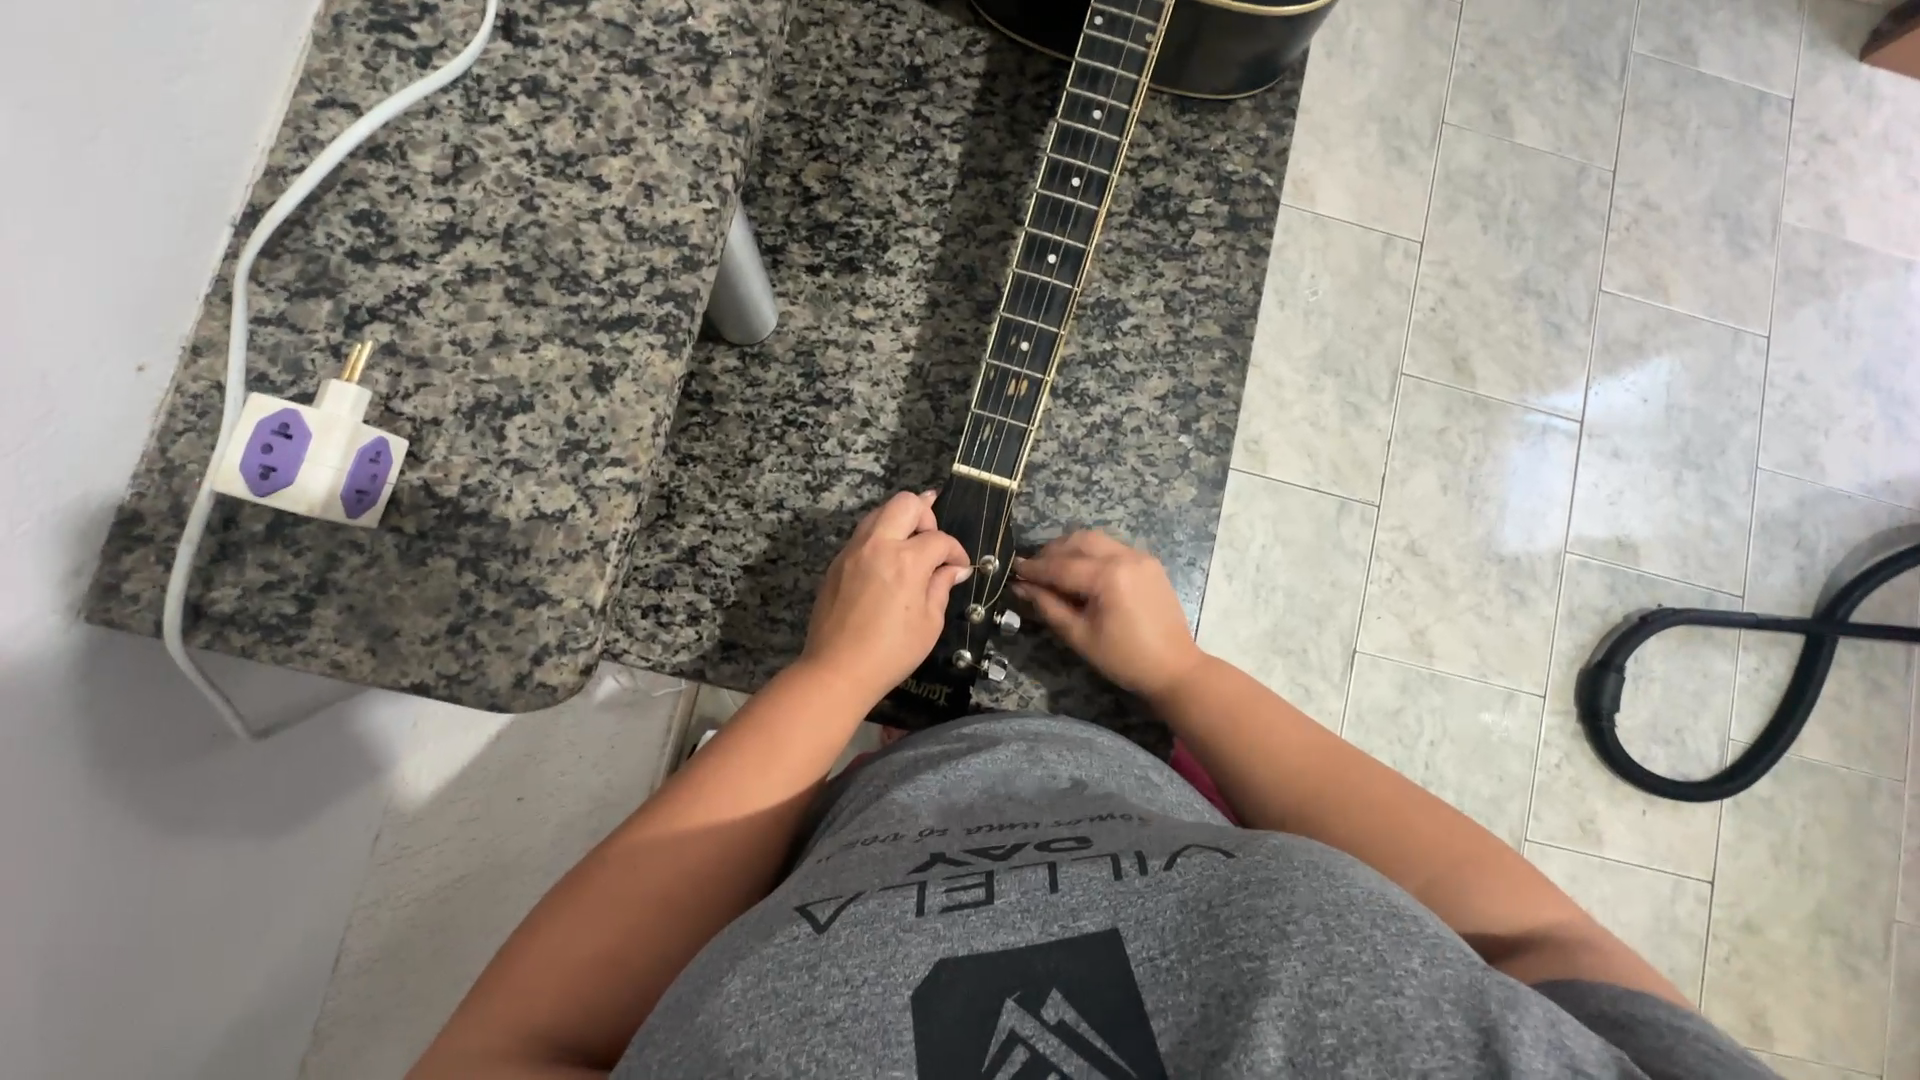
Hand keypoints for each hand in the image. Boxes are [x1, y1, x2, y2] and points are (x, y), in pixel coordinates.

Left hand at [802, 491, 972, 702]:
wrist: (837, 669)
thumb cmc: (891, 652)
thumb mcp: (930, 623)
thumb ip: (941, 587)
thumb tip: (953, 570)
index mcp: (906, 561)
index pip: (939, 539)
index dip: (956, 552)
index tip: (960, 567)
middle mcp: (878, 545)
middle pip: (906, 503)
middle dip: (926, 515)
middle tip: (931, 542)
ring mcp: (853, 551)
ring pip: (879, 512)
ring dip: (899, 522)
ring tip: (911, 546)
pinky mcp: (837, 563)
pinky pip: (862, 536)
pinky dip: (880, 540)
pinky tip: (887, 565)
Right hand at [1010, 530, 1205, 700]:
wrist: (1175, 668)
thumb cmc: (1124, 659)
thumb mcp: (1079, 636)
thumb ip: (1048, 606)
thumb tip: (1021, 587)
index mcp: (1109, 577)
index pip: (1061, 566)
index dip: (1034, 568)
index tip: (1012, 569)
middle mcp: (1126, 557)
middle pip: (1078, 541)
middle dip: (1051, 552)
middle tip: (1032, 569)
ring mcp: (1140, 557)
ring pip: (1096, 540)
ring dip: (1071, 548)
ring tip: (1053, 568)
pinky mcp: (1149, 563)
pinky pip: (1112, 548)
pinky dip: (1091, 553)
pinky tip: (1081, 572)